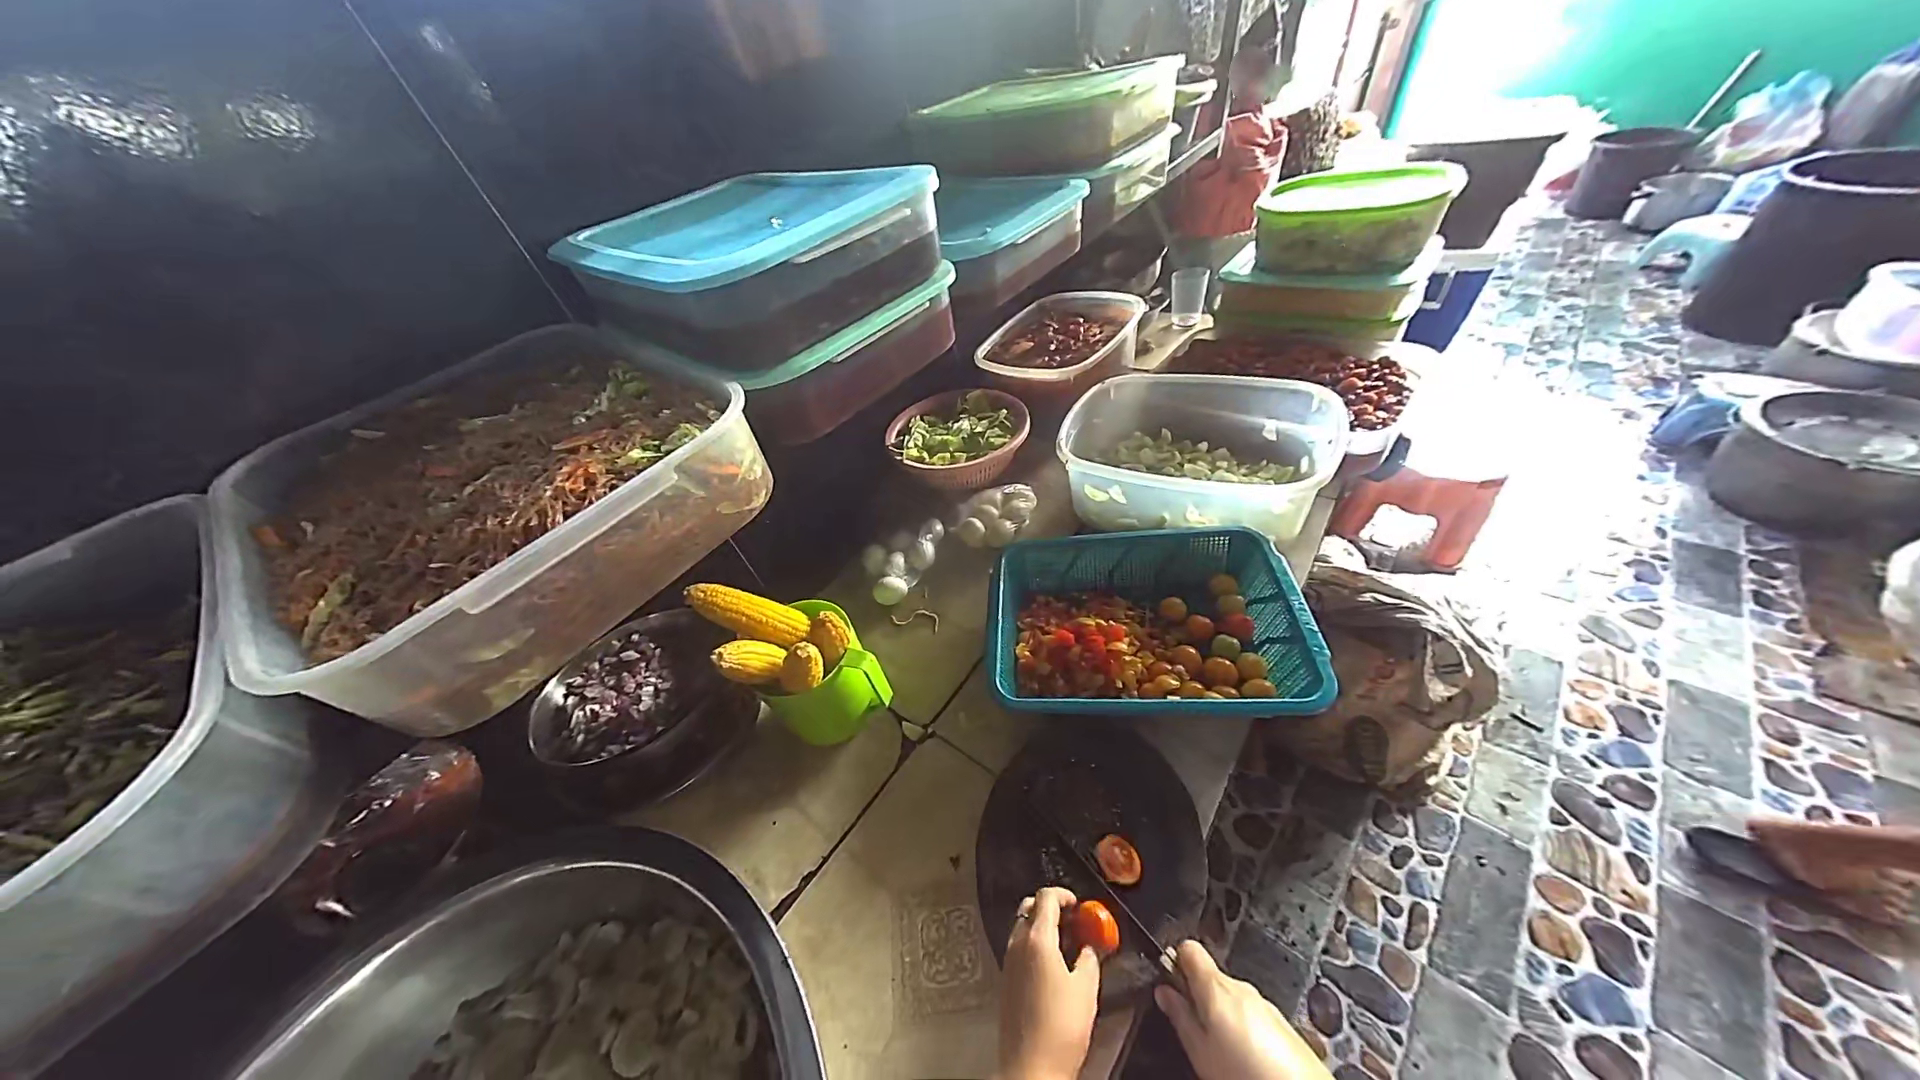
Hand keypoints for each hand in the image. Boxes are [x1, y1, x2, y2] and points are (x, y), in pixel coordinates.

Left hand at [996, 887, 1100, 1079]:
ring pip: (1022, 927)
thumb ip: (1090, 958)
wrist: (1031, 1067)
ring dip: (1042, 925)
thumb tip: (1090, 946)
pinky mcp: (1006, 979)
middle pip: (1029, 907)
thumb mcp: (1087, 989)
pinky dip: (1035, 944)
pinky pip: (1019, 948)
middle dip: (1051, 907)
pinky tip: (1053, 964)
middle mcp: (1017, 944)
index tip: (1079, 904)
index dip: (1064, 895)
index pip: (1046, 897)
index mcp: (1036, 939)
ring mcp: (1008, 961)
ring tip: (1067, 943)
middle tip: (1074, 920)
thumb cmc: (1061, 1027)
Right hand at [1154, 941, 1330, 1079]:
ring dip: (1223, 1017)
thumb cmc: (1248, 1076)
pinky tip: (1248, 1061)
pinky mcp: (1282, 1025)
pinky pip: (1253, 1016)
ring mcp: (1264, 1005)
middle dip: (1199, 998)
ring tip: (1223, 1054)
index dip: (1176, 962)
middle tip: (1195, 1031)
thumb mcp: (1199, 1051)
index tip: (1172, 985)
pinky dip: (1246, 1031)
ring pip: (1232, 999)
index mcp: (1215, 986)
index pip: (1188, 948)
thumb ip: (1179, 1016)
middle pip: (1210, 976)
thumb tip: (1164, 992)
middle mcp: (1241, 988)